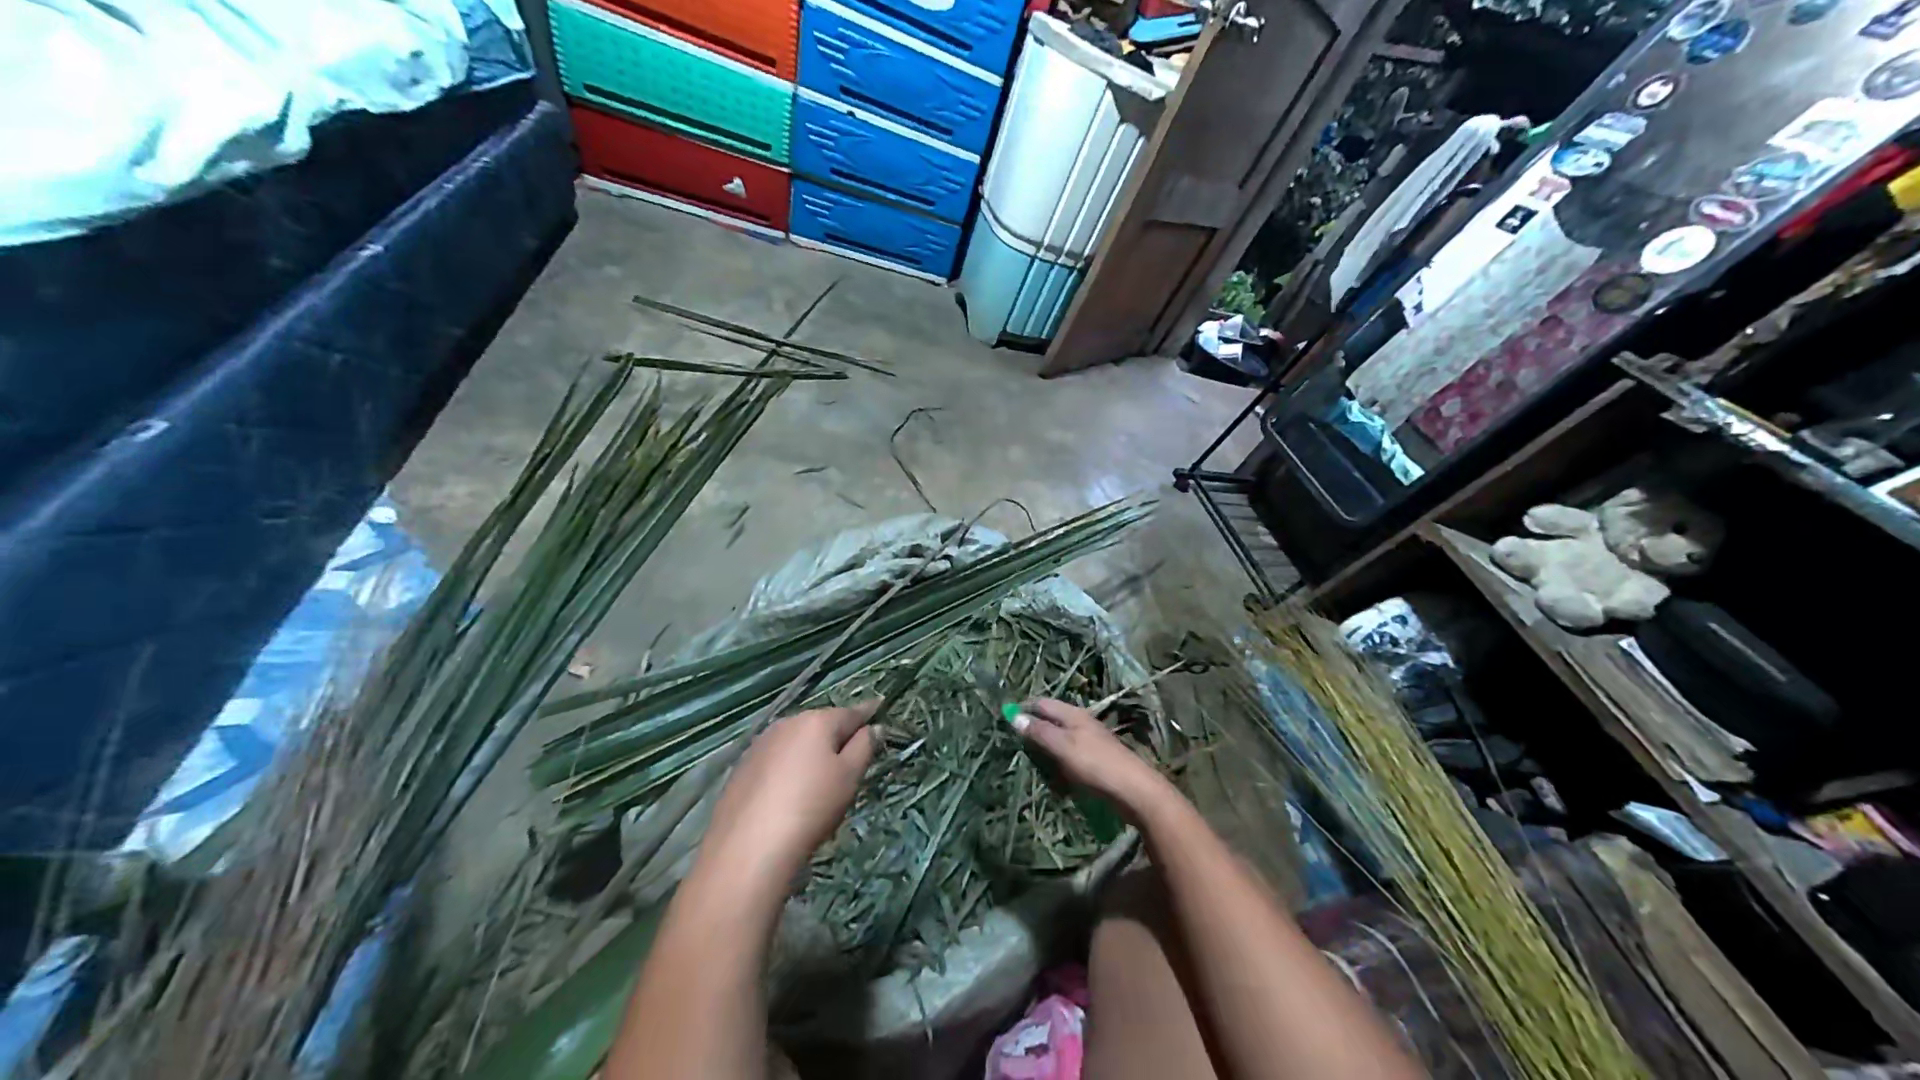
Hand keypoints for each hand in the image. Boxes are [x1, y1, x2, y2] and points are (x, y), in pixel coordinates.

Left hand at [697, 702, 877, 898]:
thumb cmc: (811, 806)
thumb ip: (864, 747)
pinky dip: (787, 767)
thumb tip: (872, 727)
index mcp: (816, 722)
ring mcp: (760, 745)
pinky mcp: (742, 768)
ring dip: (809, 752)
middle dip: (836, 735)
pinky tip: (788, 792)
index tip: (878, 706)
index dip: (867, 712)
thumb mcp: (849, 777)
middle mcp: (786, 724)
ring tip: (820, 778)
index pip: (850, 713)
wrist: (749, 846)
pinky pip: (775, 759)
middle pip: (820, 725)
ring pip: (796, 741)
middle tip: (851, 757)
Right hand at [1013, 698, 1176, 817]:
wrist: (1135, 791)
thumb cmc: (1096, 765)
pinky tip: (1055, 778)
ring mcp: (1089, 742)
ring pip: (1059, 740)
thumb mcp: (1063, 747)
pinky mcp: (1095, 760)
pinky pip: (1069, 757)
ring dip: (1045, 750)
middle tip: (1014, 745)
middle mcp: (1081, 723)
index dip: (1023, 708)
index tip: (1004, 720)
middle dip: (1033, 730)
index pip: (1042, 703)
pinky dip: (1059, 764)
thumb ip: (1039, 732)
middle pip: (1050, 720)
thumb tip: (1015, 717)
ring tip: (1032, 763)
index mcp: (1073, 714)